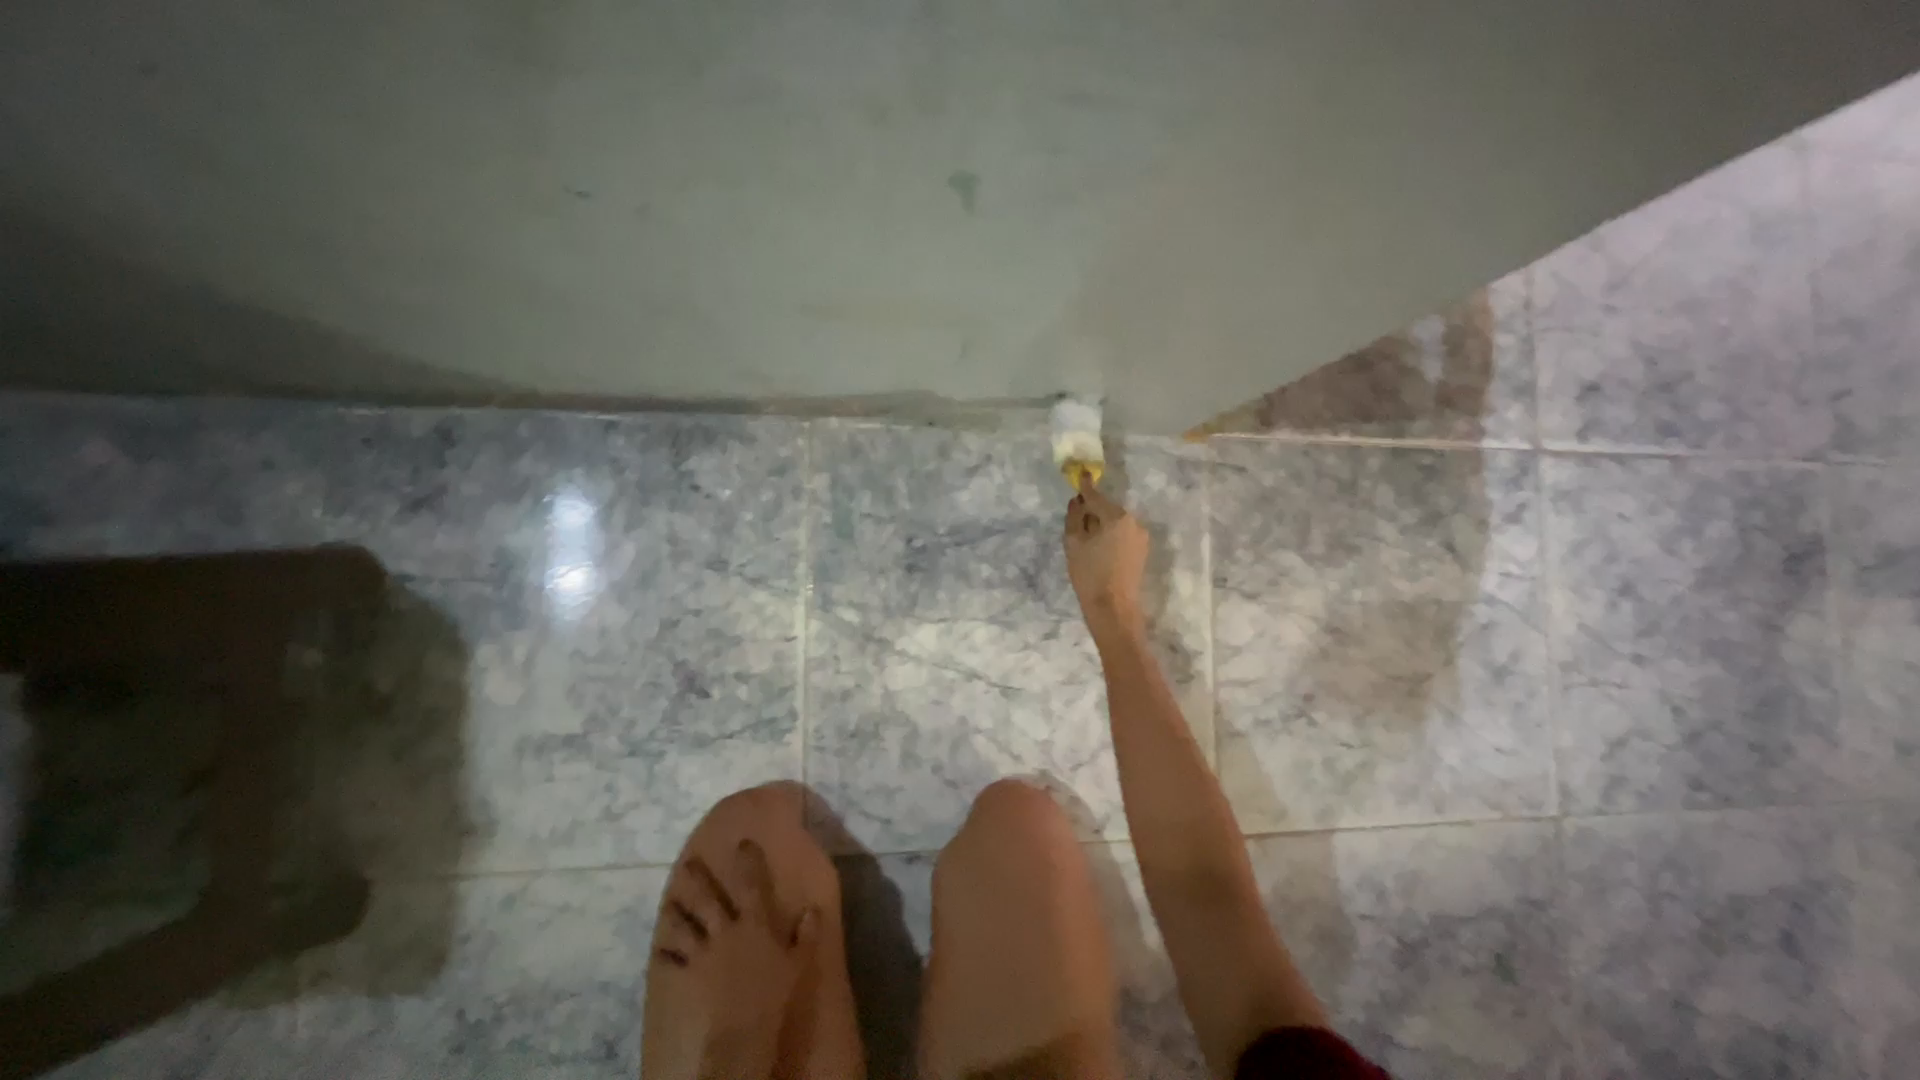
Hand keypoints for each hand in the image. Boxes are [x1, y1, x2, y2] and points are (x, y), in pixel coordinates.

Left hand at [654, 838, 820, 1077]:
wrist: (739, 1032)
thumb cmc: (773, 996)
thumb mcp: (799, 964)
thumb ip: (807, 935)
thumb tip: (813, 909)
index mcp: (754, 924)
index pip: (752, 884)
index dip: (747, 860)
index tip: (743, 842)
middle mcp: (725, 930)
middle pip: (708, 898)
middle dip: (699, 877)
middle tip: (690, 861)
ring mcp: (701, 951)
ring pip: (684, 924)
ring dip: (676, 910)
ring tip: (670, 899)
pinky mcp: (685, 973)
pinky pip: (671, 959)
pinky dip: (664, 952)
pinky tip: (658, 947)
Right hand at [1064, 479, 1148, 633]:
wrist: (1113, 608)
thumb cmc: (1089, 574)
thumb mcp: (1073, 542)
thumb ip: (1074, 516)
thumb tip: (1077, 501)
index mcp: (1117, 516)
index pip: (1097, 496)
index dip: (1085, 487)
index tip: (1081, 475)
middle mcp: (1133, 521)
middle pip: (1108, 509)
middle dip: (1093, 511)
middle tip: (1076, 519)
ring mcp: (1141, 537)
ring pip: (1116, 522)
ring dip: (1102, 524)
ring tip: (1086, 539)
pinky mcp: (1142, 551)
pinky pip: (1122, 535)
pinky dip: (1110, 536)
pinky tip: (1099, 550)